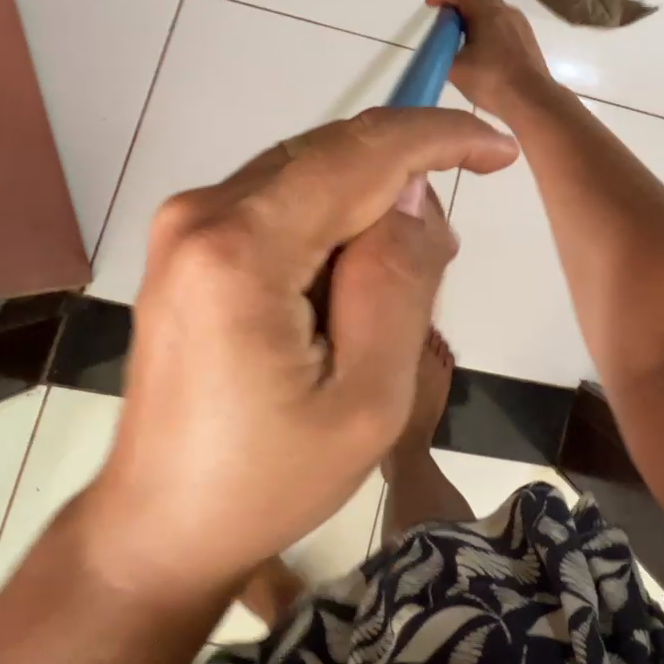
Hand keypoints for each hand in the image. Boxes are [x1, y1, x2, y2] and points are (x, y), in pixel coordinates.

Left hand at [79, 108, 517, 598]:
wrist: (162, 528)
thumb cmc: (270, 479)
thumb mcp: (370, 400)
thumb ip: (399, 283)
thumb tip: (412, 196)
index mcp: (242, 250)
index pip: (363, 153)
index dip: (442, 136)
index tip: (501, 151)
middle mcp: (203, 213)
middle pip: (337, 152)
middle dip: (408, 180)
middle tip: (443, 257)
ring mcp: (188, 224)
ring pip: (316, 170)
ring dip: (374, 205)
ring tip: (399, 288)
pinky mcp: (191, 242)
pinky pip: (288, 197)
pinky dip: (338, 220)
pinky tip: (351, 284)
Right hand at [426, 0, 553, 117]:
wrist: (533, 100)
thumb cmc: (491, 81)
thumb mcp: (455, 67)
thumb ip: (444, 49)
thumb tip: (446, 45)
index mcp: (487, 11)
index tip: (430, 6)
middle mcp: (506, 10)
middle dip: (456, 3)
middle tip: (443, 22)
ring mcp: (520, 23)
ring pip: (491, 9)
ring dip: (472, 16)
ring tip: (460, 37)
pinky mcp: (527, 37)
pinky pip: (502, 23)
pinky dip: (486, 27)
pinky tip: (481, 49)